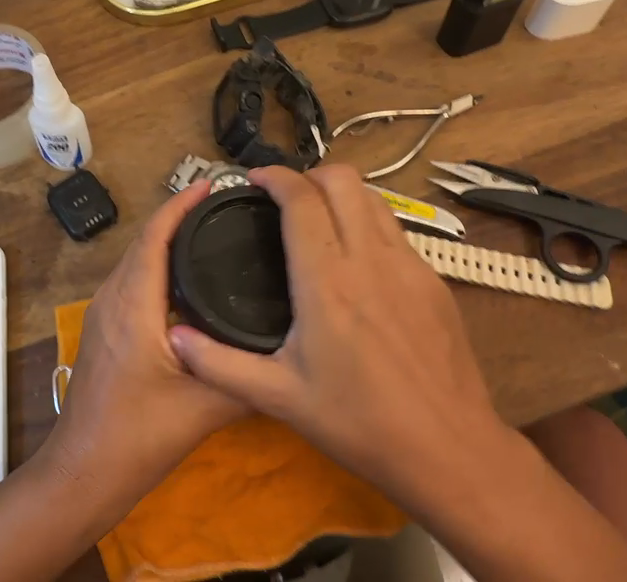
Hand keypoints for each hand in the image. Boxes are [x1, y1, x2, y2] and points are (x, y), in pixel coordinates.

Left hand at [42, 179, 248, 498]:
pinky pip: (133, 282)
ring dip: (168, 243)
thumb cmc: (139, 435)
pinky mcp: (104, 329)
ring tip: (213, 237)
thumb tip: (286, 352)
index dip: (182, 205)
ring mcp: (103, 313)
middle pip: (145, 242)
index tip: (214, 184)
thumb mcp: (204, 406)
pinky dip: (159, 268)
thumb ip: (245, 375)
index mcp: (133, 302)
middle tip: (225, 210)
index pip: (155, 235)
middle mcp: (113, 296)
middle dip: (180, 218)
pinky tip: (189, 285)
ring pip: (137, 262)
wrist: (85, 469)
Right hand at [167, 164, 505, 503]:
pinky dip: (367, 223)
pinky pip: (395, 230)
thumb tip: (175, 338)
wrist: (450, 451)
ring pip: (374, 198)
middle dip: (308, 176)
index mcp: (327, 281)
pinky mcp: (434, 281)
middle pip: (342, 180)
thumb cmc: (359, 423)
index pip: (301, 199)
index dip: (275, 177)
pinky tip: (355, 260)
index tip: (254, 180)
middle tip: (283, 199)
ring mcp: (410, 266)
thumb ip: (220, 364)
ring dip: (340, 194)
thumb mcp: (280, 398)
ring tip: (317, 219)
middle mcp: (370, 260)